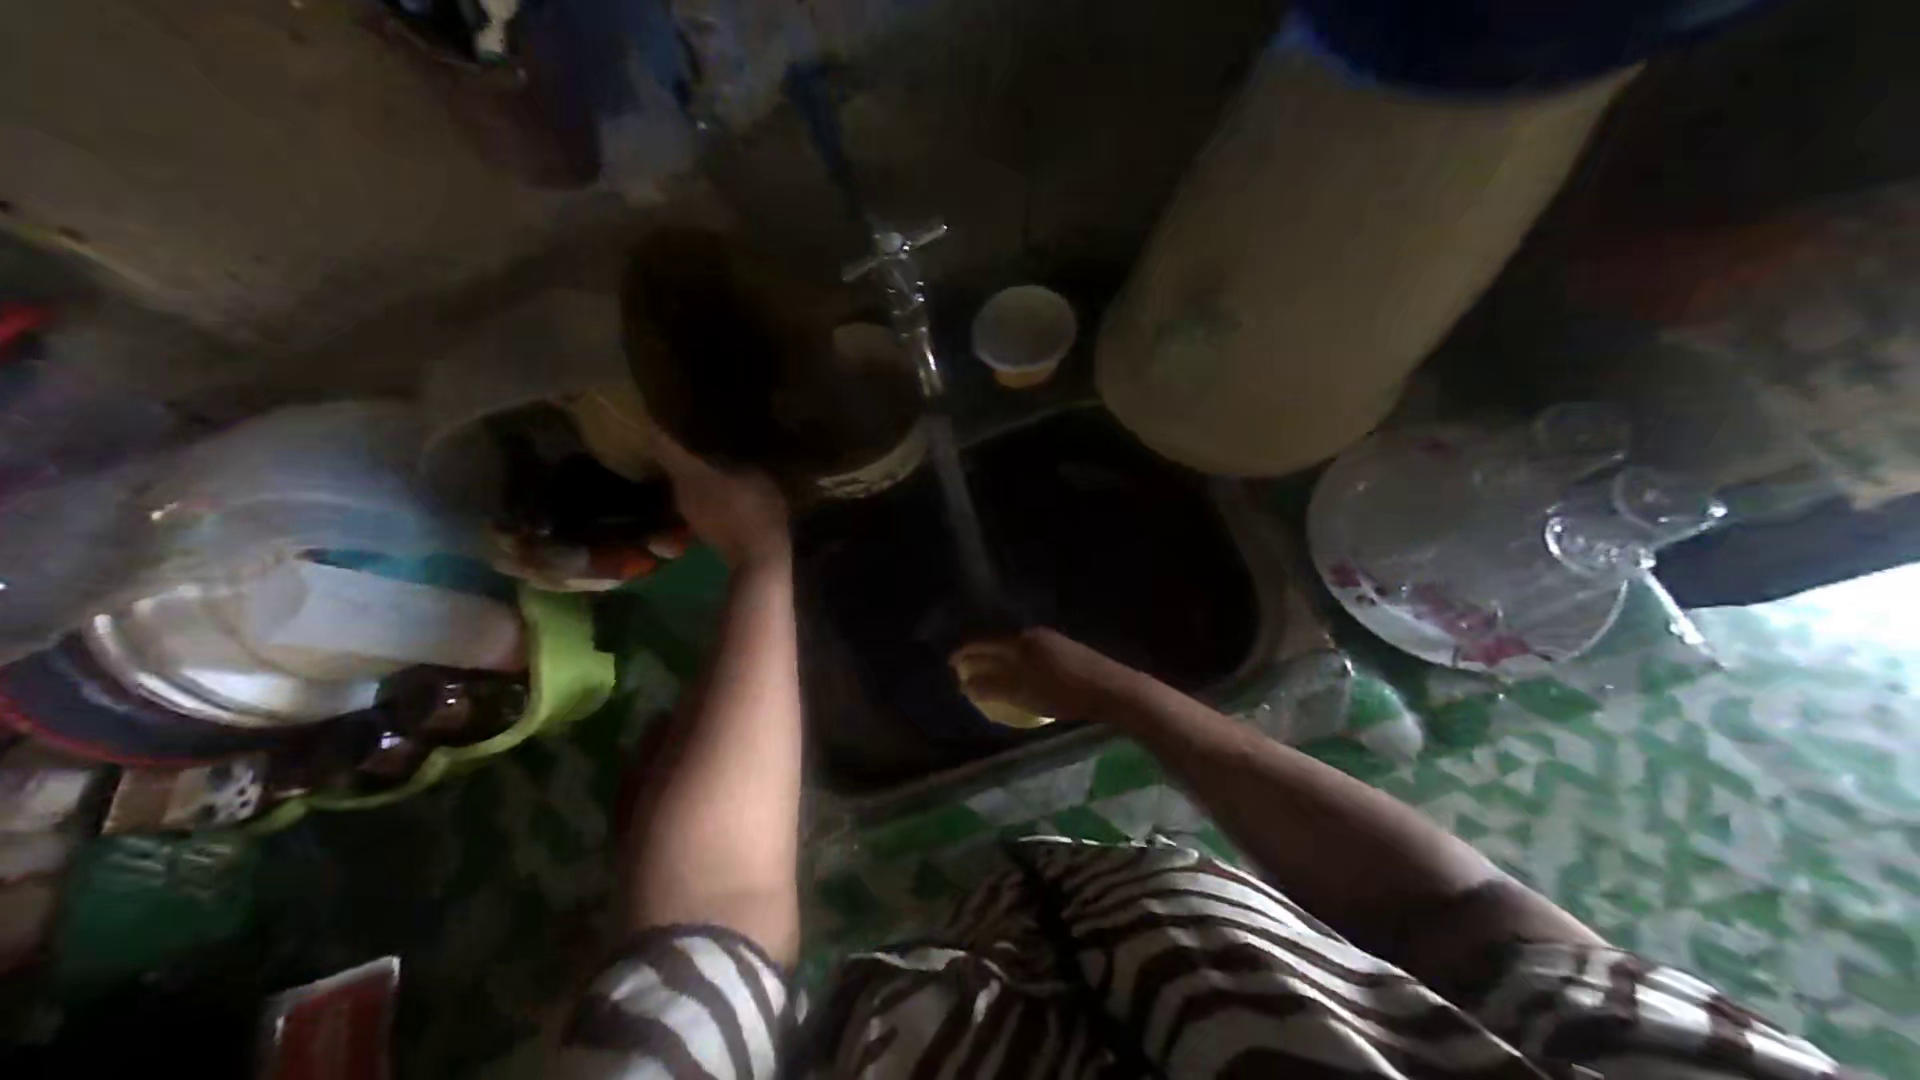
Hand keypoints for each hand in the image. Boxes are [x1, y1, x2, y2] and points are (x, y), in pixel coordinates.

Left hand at [652, 430, 790, 568]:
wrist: (759, 559)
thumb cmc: (758, 512)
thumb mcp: (759, 476)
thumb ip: (741, 457)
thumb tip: (735, 443)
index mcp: (690, 473)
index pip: (661, 442)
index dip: (659, 423)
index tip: (662, 408)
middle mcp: (680, 489)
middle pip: (671, 460)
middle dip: (680, 443)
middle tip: (695, 426)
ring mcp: (687, 510)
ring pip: (683, 478)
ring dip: (692, 466)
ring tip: (710, 451)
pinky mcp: (699, 524)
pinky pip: (695, 495)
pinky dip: (703, 485)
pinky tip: (721, 480)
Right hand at [949, 628, 1141, 722]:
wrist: (1111, 688)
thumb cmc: (1064, 693)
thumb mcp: (1024, 695)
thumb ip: (993, 688)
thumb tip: (967, 685)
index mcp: (1018, 642)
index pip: (981, 642)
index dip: (963, 652)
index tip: (950, 664)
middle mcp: (1030, 634)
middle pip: (996, 640)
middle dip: (978, 654)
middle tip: (965, 670)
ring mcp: (1048, 638)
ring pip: (1012, 645)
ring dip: (996, 657)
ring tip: (987, 673)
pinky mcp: (1061, 647)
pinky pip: (1026, 649)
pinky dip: (1013, 659)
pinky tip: (1017, 674)